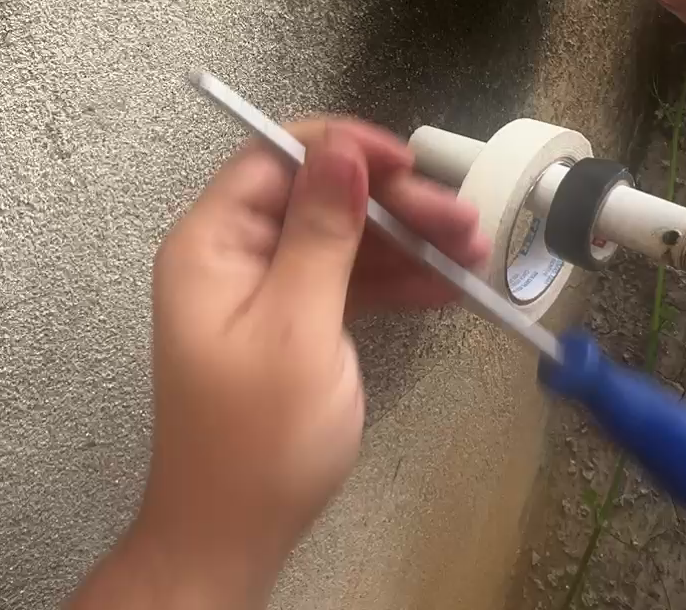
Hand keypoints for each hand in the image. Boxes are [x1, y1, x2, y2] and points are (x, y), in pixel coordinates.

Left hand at [70, 120, 489, 608]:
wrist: (235, 537)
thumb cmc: (258, 437)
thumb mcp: (296, 326)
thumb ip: (321, 232)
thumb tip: (341, 149)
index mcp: (212, 240)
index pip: (274, 158)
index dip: (340, 148)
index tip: (406, 160)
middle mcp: (234, 251)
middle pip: (318, 197)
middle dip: (391, 205)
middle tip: (464, 220)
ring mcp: (266, 284)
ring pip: (341, 237)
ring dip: (406, 243)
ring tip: (474, 251)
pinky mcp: (294, 315)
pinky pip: (346, 280)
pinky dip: (393, 281)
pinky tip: (445, 287)